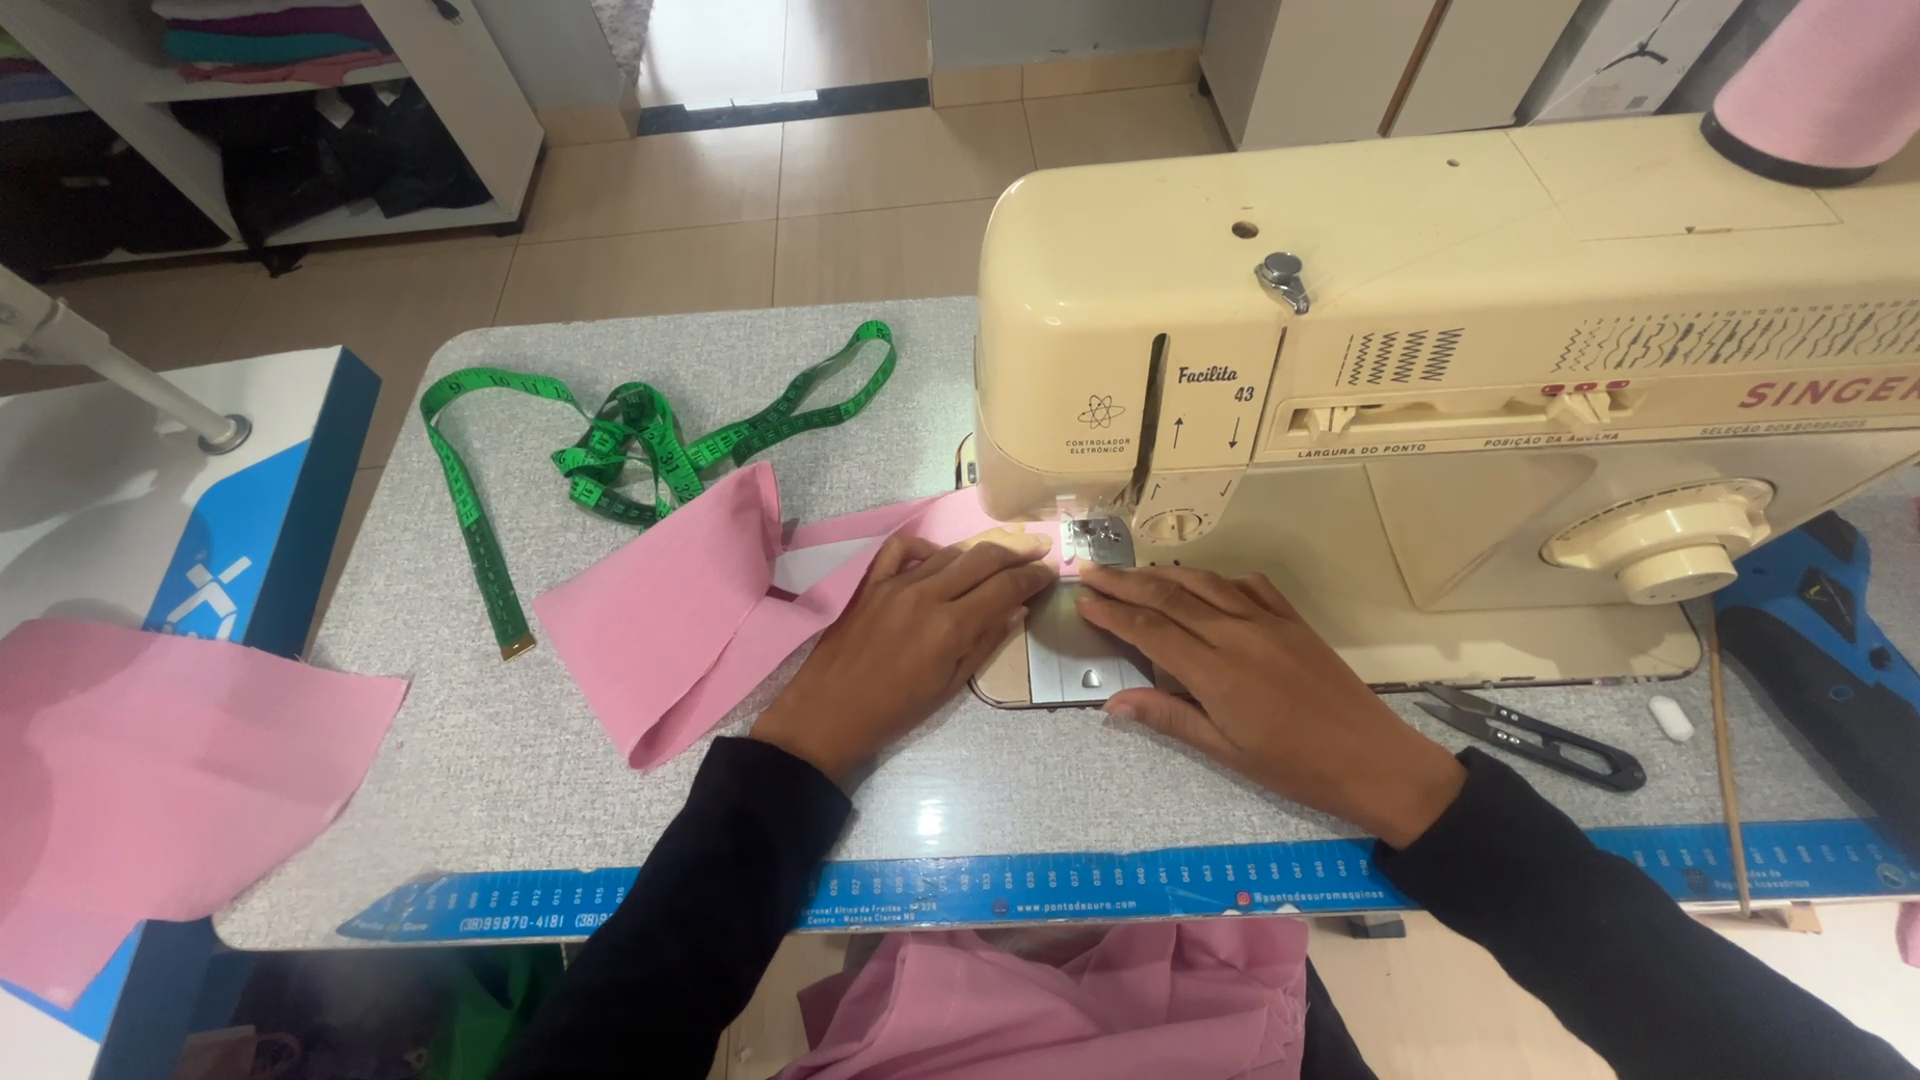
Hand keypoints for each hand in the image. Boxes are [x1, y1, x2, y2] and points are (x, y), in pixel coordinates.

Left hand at [752, 529, 1056, 782]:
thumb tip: (1016, 610)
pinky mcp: (871, 583)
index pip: (1005, 587)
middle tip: (1036, 552)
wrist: (829, 713)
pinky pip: (900, 549)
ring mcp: (896, 584)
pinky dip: (925, 546)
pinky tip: (937, 556)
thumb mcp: (950, 686)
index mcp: (952, 626)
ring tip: (998, 555)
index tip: (1050, 572)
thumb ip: (985, 643)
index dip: (1033, 577)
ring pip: (949, 552)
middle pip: (983, 559)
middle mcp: (928, 595)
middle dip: (1016, 552)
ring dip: (979, 552)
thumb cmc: (896, 711)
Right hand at [1076, 563, 1464, 847]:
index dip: (1112, 612)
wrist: (1375, 760)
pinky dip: (1217, 578)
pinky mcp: (1293, 620)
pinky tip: (1202, 582)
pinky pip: (1248, 585)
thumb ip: (1169, 718)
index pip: (1150, 630)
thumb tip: (1112, 703)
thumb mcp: (1226, 752)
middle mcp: (1237, 634)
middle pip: (1169, 596)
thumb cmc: (1295, 766)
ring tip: (1132, 571)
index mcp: (1216, 671)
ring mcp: (1268, 621)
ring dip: (1163, 573)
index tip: (1083, 599)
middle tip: (1091, 571)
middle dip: (1125, 582)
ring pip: (1204, 582)